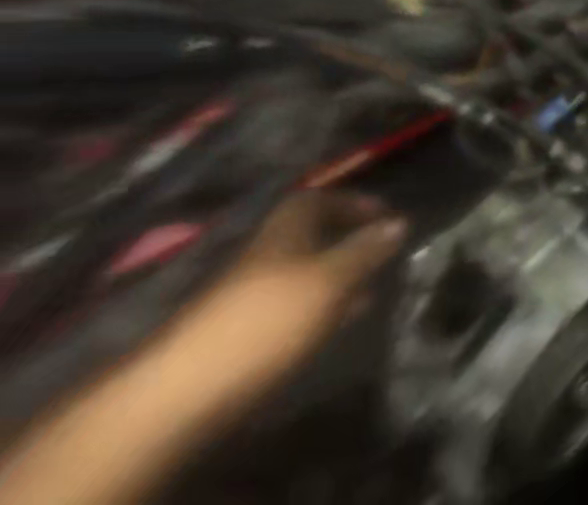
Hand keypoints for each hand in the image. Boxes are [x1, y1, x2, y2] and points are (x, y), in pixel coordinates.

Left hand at [168, 192, 406, 404]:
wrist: (178, 397)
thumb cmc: (267, 321)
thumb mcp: (332, 279)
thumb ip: (366, 249)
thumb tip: (398, 222)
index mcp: (280, 238)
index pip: (312, 201)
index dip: (349, 201)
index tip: (385, 215)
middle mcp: (261, 261)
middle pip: (307, 239)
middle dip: (347, 243)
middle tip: (382, 257)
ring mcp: (246, 299)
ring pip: (301, 275)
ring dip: (336, 277)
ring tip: (369, 293)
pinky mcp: (240, 335)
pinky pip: (288, 308)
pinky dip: (318, 308)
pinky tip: (336, 324)